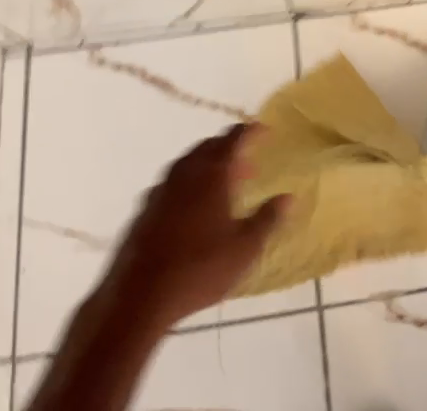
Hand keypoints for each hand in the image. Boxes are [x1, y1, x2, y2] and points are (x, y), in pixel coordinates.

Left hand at [99, 124, 287, 330]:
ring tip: (222, 187)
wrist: (138, 296)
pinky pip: (171, 184)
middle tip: (247, 165)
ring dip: (207, 167)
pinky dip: (188, 185)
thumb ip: (267, 219)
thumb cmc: (200, 269)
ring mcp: (160, 190)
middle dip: (229, 149)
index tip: (264, 131)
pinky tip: (193, 209)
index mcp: (212, 175)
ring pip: (187, 165)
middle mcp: (185, 174)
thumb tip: (288, 197)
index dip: (250, 132)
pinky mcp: (144, 210)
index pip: (233, 139)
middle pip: (208, 147)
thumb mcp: (245, 248)